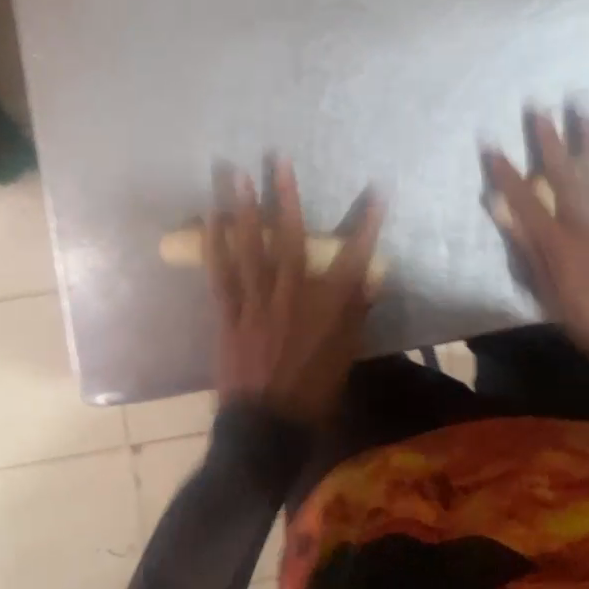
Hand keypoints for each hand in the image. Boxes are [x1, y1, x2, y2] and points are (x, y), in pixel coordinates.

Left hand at [204, 158, 383, 425]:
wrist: (267, 429)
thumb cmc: (315, 392)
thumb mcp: (347, 354)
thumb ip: (356, 313)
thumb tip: (367, 279)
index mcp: (327, 307)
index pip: (354, 256)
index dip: (367, 222)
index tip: (376, 191)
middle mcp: (292, 296)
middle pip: (289, 237)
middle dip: (285, 195)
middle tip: (279, 159)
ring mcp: (256, 303)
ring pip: (249, 247)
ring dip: (243, 208)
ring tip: (237, 173)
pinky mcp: (229, 314)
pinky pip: (220, 274)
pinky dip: (215, 244)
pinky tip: (211, 218)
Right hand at [484, 106, 588, 361]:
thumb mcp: (551, 294)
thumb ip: (529, 251)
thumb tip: (505, 215)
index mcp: (558, 240)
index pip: (524, 199)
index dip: (506, 173)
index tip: (491, 145)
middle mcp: (585, 219)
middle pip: (563, 172)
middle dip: (548, 139)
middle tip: (538, 107)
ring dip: (588, 135)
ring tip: (582, 105)